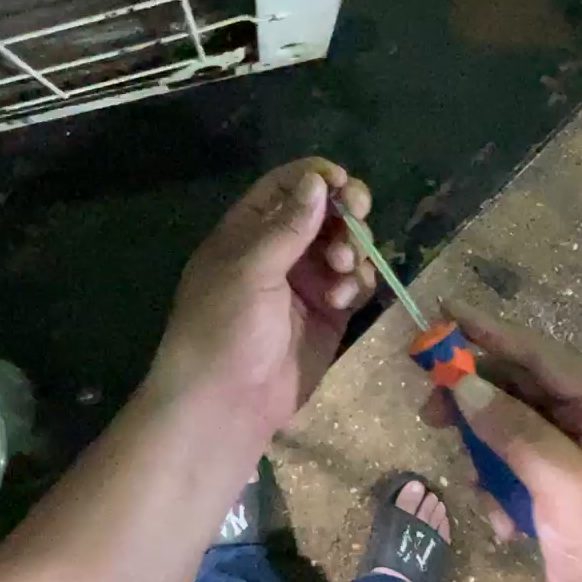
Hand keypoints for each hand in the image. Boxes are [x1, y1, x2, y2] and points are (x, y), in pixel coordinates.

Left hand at [151, 158, 376, 432]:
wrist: (225, 403)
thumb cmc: (224, 325)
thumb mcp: (251, 269)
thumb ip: (288, 226)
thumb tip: (317, 180)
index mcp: (249, 229)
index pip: (286, 186)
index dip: (315, 178)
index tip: (342, 183)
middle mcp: (279, 250)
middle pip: (323, 212)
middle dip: (344, 211)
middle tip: (357, 214)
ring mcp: (306, 282)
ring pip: (344, 246)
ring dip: (351, 249)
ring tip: (342, 270)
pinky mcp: (329, 315)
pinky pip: (353, 284)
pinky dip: (355, 284)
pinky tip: (343, 300)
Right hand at [423, 301, 581, 581]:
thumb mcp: (573, 491)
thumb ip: (516, 431)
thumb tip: (461, 381)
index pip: (540, 355)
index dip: (489, 330)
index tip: (442, 309)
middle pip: (517, 389)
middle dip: (474, 398)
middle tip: (429, 406)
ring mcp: (576, 463)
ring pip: (508, 430)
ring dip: (485, 455)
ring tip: (476, 485)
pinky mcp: (561, 499)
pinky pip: (512, 471)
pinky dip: (498, 491)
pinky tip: (503, 524)